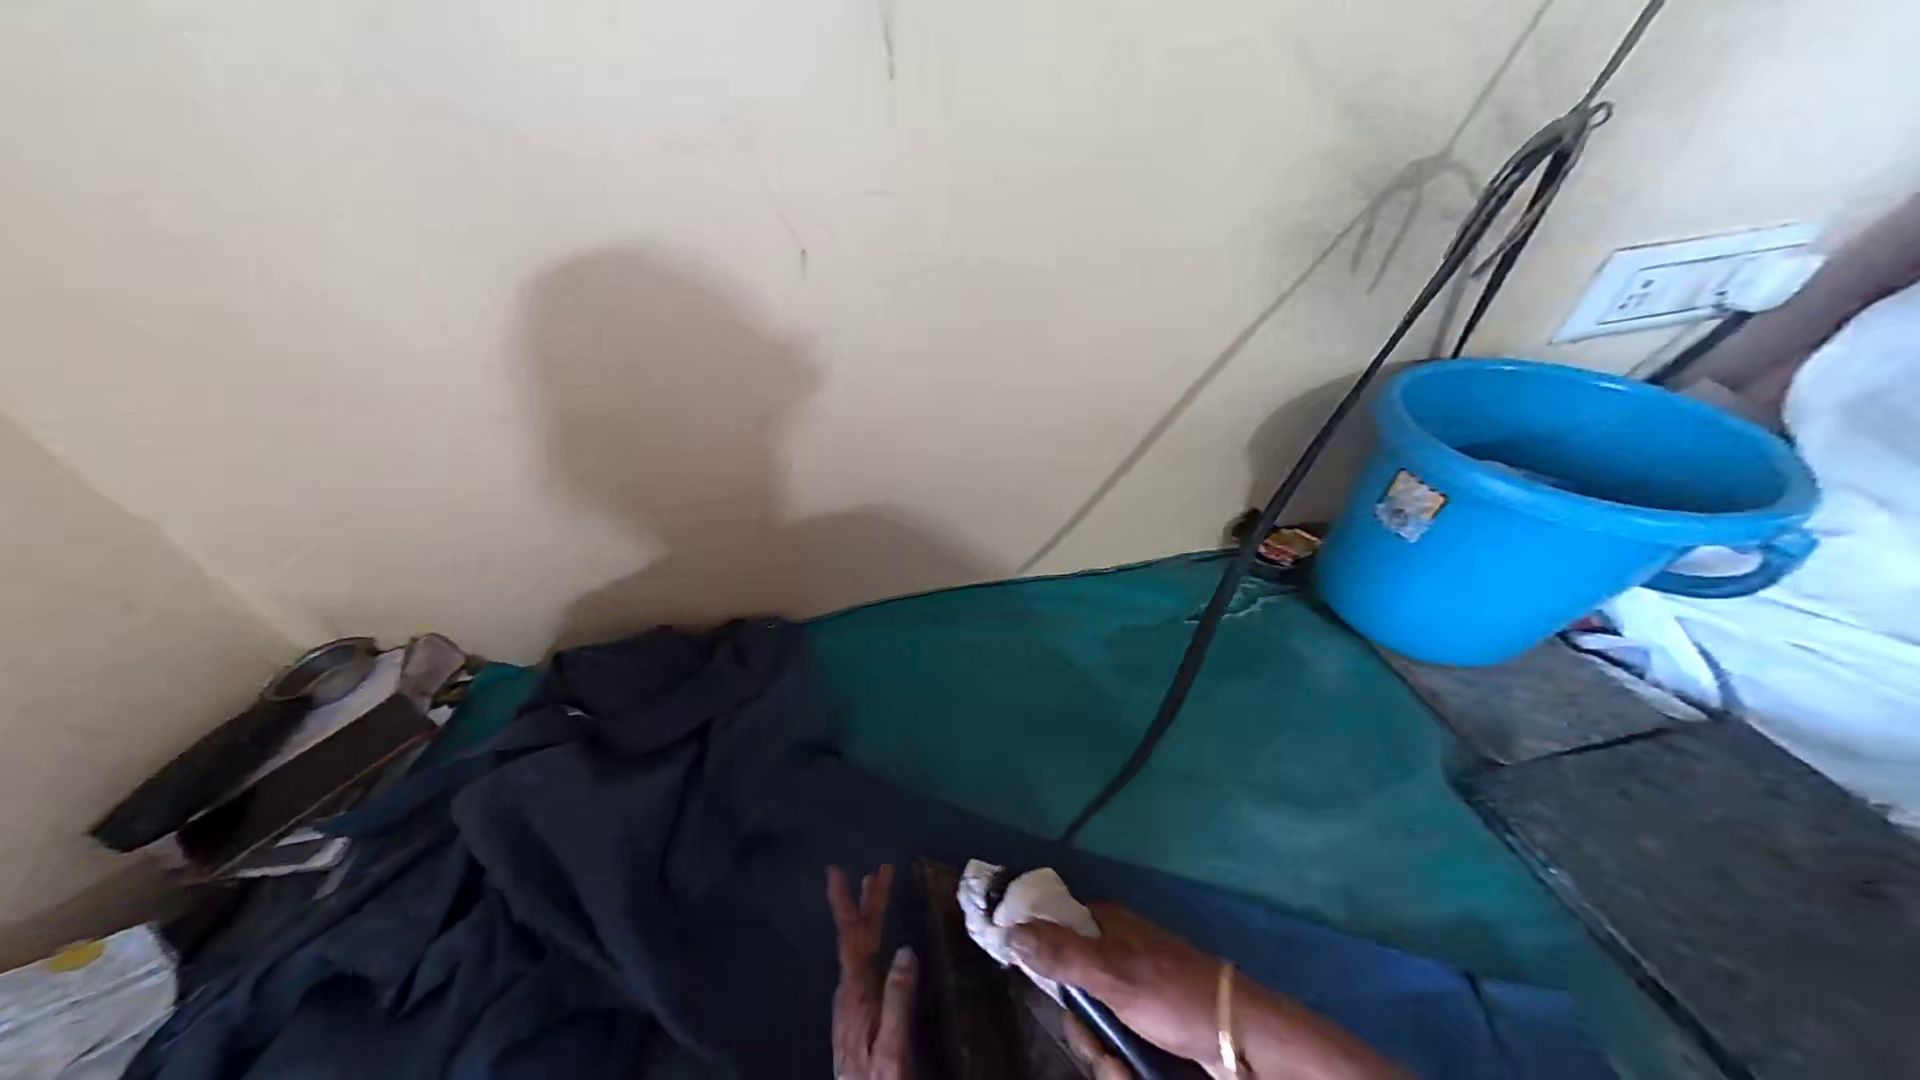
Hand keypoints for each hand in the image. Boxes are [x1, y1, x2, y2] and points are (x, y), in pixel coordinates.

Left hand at [828, 865, 915, 1079]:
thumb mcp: (893, 1047)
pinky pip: (862, 964)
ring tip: (874, 891)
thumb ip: (898, 1000)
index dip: (846, 904)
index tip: (838, 873)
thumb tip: (904, 949)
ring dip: (866, 918)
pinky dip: (868, 940)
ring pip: (858, 950)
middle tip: (878, 871)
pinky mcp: (858, 1015)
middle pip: (856, 939)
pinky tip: (874, 941)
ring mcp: (851, 1005)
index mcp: (855, 997)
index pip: (851, 940)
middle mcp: (849, 995)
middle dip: (865, 902)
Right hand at [1011, 904, 1409, 1079]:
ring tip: (1125, 1069)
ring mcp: (1130, 986)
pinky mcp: (1146, 1020)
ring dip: (1102, 1055)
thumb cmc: (1175, 996)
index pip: (1050, 932)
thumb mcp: (1113, 975)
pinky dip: (1119, 1062)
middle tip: (1100, 1046)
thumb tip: (1009, 929)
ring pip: (1091, 1023)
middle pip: (1069, 990)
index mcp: (1103, 923)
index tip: (1049, 997)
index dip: (1042, 966)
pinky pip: (1114, 1041)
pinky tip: (1133, 1071)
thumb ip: (1061, 954)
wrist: (1244, 1041)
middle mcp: (1112, 949)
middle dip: (1081, 1030)